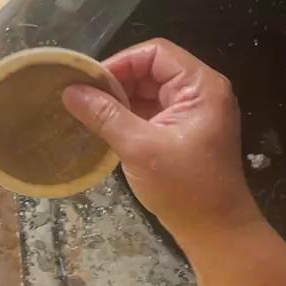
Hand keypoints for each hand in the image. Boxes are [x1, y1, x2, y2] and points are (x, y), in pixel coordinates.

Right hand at [62, 38, 261, 244]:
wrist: (216, 232)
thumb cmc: (184, 188)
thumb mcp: (139, 148)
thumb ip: (104, 115)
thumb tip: (70, 91)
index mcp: (201, 87)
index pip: (156, 53)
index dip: (120, 62)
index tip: (89, 83)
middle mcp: (200, 92)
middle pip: (151, 69)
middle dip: (117, 82)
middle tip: (83, 99)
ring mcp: (191, 112)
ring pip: (147, 90)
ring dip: (119, 100)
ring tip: (88, 112)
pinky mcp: (181, 131)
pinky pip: (149, 111)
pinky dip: (126, 116)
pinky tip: (103, 127)